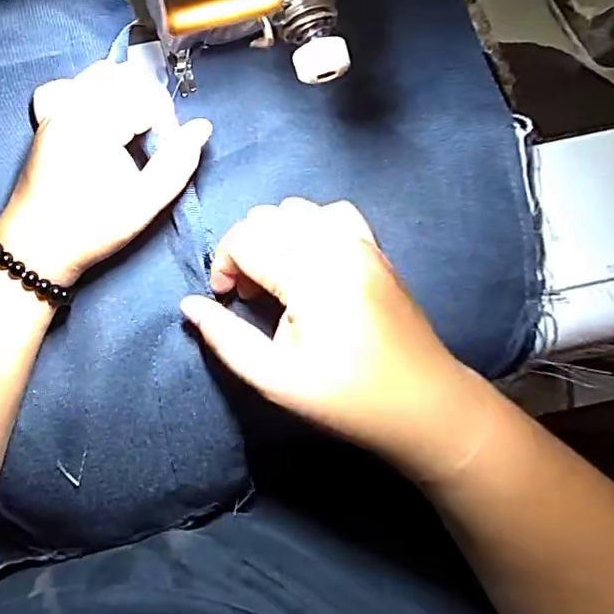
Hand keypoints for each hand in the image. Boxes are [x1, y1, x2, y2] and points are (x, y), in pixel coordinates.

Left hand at [0, 59, 211, 285]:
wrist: (35, 247)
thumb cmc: (91, 229)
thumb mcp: (145, 203)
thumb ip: (179, 162)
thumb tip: (202, 128)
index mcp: (97, 126)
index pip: (148, 99)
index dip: (167, 124)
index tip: (164, 152)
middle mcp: (72, 108)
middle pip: (126, 79)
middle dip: (148, 104)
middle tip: (152, 142)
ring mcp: (54, 111)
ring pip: (98, 75)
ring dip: (124, 93)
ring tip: (130, 129)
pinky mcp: (44, 119)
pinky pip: (69, 85)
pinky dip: (89, 90)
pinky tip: (98, 115)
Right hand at [178, 198, 498, 482]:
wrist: (424, 404)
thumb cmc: (346, 398)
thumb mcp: (275, 380)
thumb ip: (226, 339)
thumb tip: (189, 305)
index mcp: (311, 275)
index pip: (246, 239)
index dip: (223, 264)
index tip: (226, 298)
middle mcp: (336, 246)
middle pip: (266, 218)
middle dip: (245, 249)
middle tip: (249, 295)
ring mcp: (361, 242)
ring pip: (296, 209)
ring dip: (274, 236)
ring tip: (277, 278)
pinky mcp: (376, 247)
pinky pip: (332, 212)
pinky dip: (309, 226)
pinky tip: (310, 260)